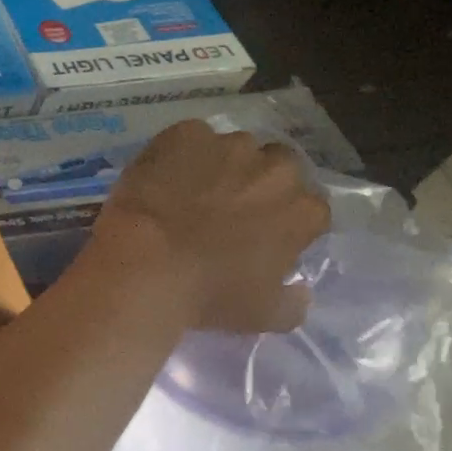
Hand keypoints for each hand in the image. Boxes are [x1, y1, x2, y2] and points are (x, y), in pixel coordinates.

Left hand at [93, 120, 330, 332]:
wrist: (145, 268)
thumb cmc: (207, 297)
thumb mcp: (260, 315)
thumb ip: (291, 303)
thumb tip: (300, 293)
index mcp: (303, 210)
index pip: (306, 209)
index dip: (281, 222)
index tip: (256, 238)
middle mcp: (277, 168)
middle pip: (275, 169)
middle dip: (256, 186)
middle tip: (220, 213)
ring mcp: (230, 146)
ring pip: (232, 150)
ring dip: (217, 167)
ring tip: (184, 195)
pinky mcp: (185, 135)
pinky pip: (187, 138)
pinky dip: (177, 154)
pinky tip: (158, 178)